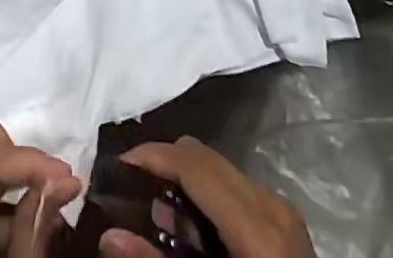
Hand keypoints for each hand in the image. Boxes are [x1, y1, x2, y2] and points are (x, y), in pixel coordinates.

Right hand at [98, 137, 311, 257]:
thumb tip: (109, 237)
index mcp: (256, 228)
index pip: (197, 167)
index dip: (155, 156)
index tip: (120, 162)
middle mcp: (272, 205)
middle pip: (208, 159)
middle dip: (165, 163)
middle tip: (128, 184)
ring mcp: (281, 211)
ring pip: (221, 168)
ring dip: (184, 178)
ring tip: (151, 206)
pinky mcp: (283, 221)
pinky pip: (235, 189)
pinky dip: (205, 195)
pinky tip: (185, 225)